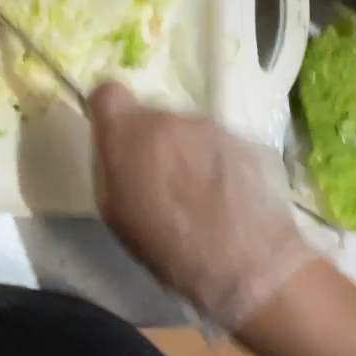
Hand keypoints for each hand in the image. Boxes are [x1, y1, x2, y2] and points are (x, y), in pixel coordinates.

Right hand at [90, 81, 312, 329]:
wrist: (245, 263)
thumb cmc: (165, 246)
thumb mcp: (114, 212)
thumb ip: (110, 167)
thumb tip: (115, 148)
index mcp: (128, 133)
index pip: (107, 93)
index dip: (109, 114)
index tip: (115, 138)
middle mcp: (169, 117)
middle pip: (151, 116)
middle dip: (151, 142)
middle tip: (159, 181)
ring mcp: (212, 126)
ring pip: (186, 131)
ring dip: (185, 153)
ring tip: (197, 195)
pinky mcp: (247, 139)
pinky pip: (218, 146)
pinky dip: (216, 164)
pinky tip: (225, 198)